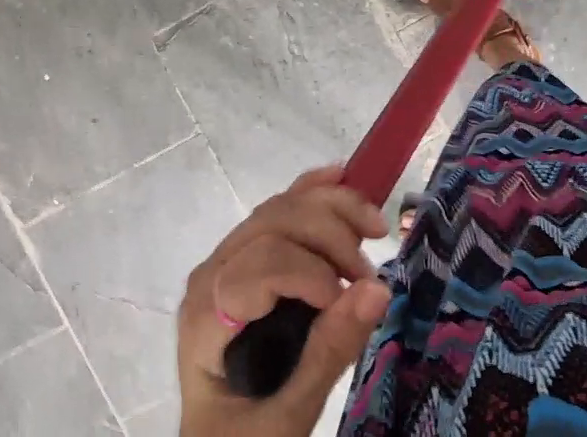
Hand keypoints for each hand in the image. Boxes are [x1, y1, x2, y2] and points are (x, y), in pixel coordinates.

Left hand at [178, 166, 391, 436]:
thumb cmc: (244, 436)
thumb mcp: (286, 415)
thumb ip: (327, 353)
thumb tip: (378, 290)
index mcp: (208, 316)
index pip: (262, 264)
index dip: (313, 273)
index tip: (348, 303)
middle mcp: (212, 275)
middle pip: (274, 224)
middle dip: (331, 235)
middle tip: (369, 273)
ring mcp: (227, 261)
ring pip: (280, 208)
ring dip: (331, 208)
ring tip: (374, 229)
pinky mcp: (247, 258)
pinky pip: (278, 211)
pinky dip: (313, 191)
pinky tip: (342, 176)